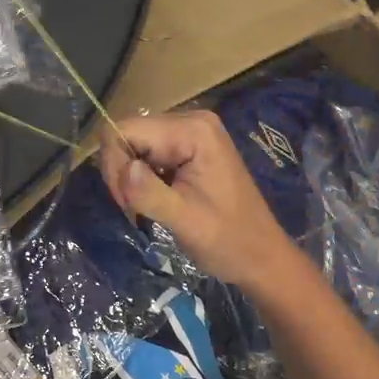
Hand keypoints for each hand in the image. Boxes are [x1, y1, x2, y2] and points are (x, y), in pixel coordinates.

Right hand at [98, 111, 303, 293]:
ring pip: (133, 142)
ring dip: (130, 175)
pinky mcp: (186, 144)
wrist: (263, 259)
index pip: (125, 130)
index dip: (115, 164)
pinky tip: (154, 196)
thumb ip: (150, 194)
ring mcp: (189, 130)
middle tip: (133, 207)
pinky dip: (141, 175)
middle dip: (122, 171)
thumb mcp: (186, 221)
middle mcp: (190, 120)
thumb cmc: (229, 242)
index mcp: (193, 131)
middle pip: (127, 133)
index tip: (126, 202)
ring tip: (144, 205)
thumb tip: (125, 169)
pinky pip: (146, 150)